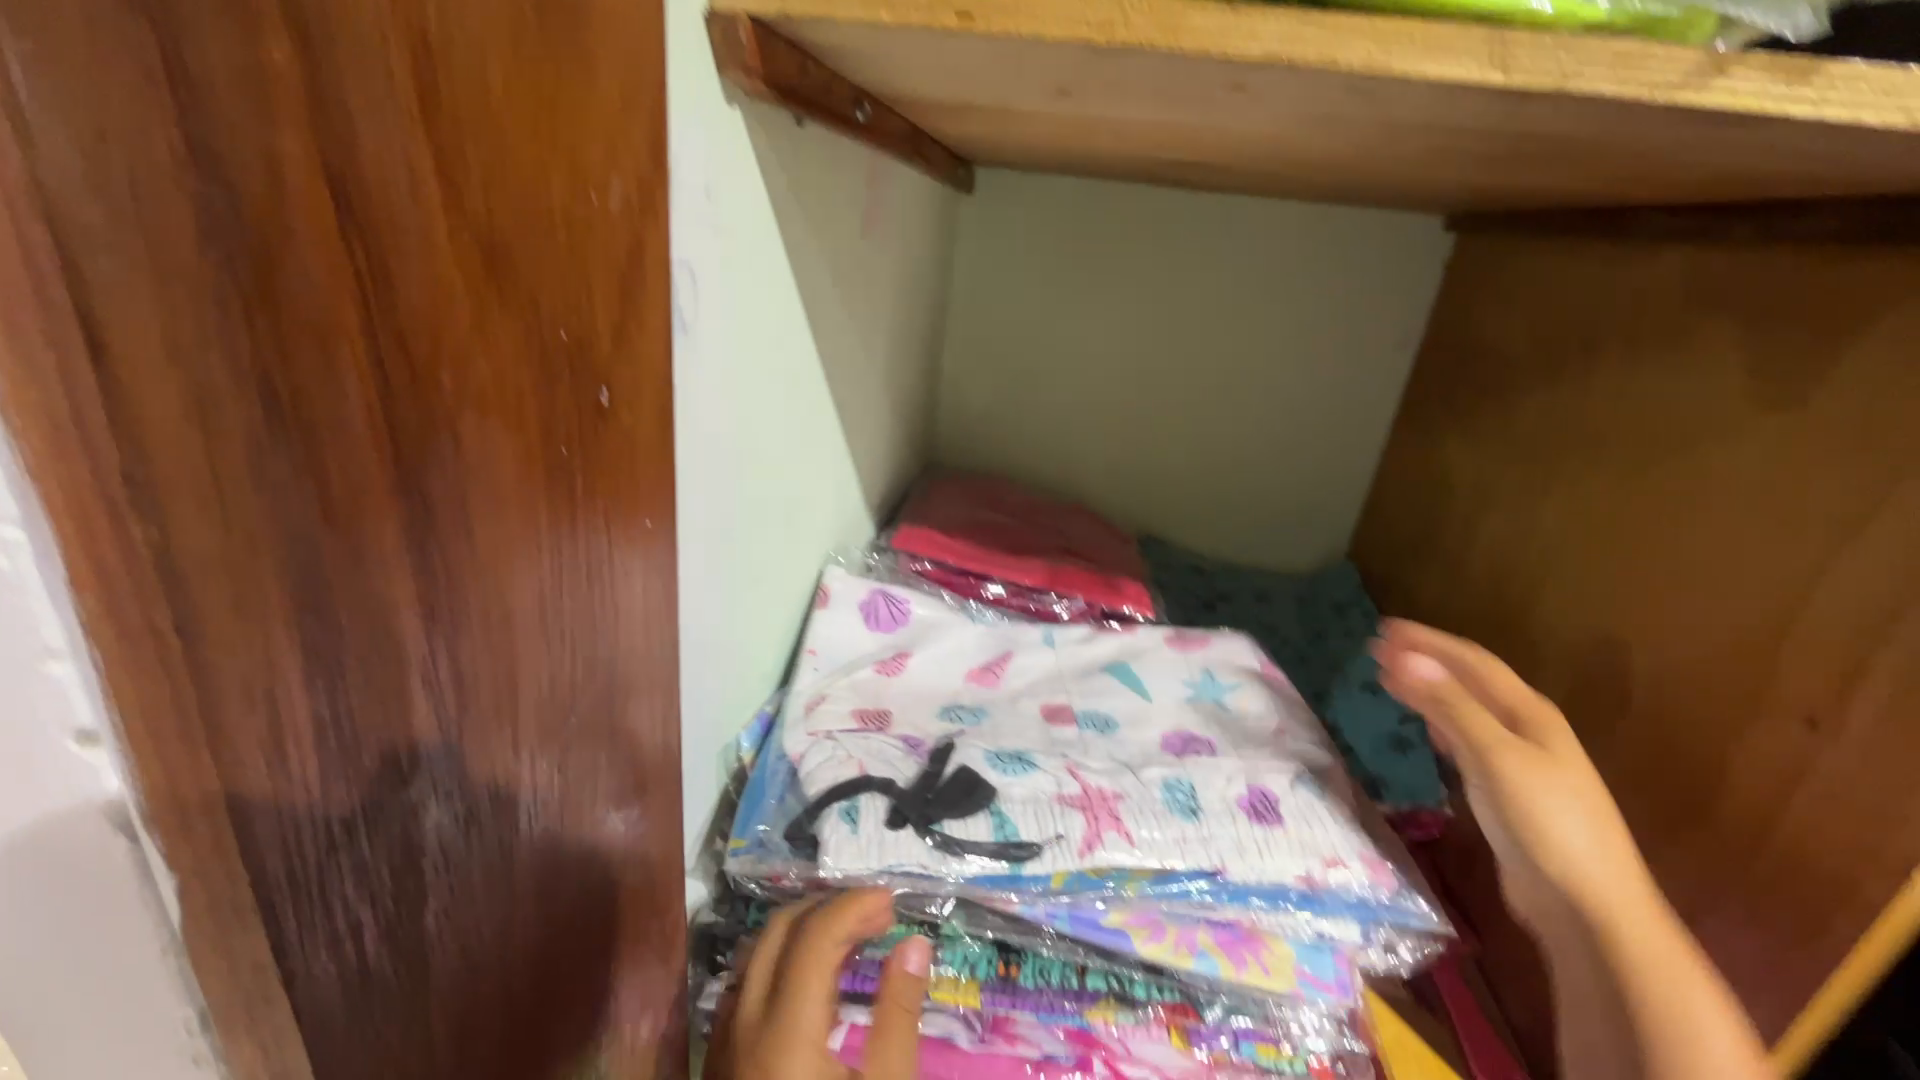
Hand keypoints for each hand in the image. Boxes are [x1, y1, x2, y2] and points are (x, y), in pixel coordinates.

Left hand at [705, 889, 931, 1079]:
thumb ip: (899, 1016)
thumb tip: (914, 944)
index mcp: (785, 1034)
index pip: (816, 935)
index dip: (856, 905)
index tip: (895, 903)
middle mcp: (743, 1024)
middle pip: (780, 930)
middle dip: (831, 908)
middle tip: (879, 916)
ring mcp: (723, 1042)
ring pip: (757, 951)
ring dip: (806, 930)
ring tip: (856, 937)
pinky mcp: (720, 1061)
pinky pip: (746, 983)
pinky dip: (784, 960)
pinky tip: (817, 979)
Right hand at [1372, 619, 1656, 929]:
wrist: (1588, 905)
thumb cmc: (1544, 823)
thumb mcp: (1493, 757)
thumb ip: (1450, 705)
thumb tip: (1404, 656)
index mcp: (1528, 713)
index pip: (1471, 661)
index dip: (1428, 641)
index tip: (1382, 629)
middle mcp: (1526, 729)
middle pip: (1470, 682)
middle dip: (1425, 661)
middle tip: (1377, 649)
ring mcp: (1519, 762)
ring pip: (1467, 711)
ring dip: (1429, 690)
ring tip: (1390, 679)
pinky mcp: (1507, 793)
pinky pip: (1465, 742)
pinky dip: (1438, 725)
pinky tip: (1425, 731)